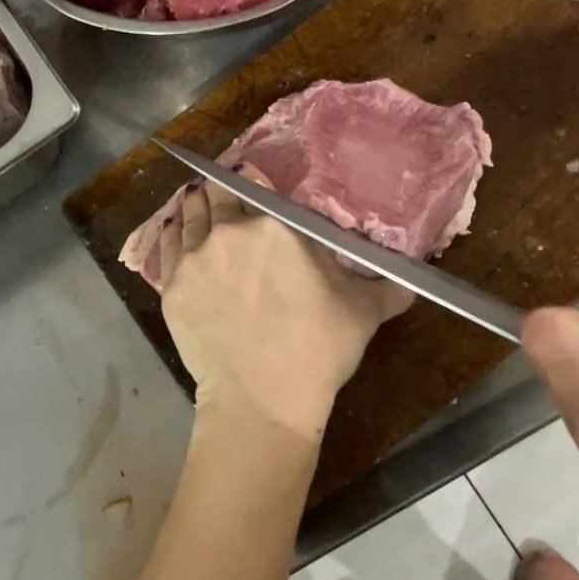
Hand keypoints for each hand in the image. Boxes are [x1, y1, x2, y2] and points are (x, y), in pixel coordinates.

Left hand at [158, 179, 410, 440]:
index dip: (255, 180)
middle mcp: (230, 231)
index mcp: (277, 227)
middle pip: (220, 194)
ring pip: (191, 214)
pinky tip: (175, 227)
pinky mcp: (172, 286)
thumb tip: (411, 281)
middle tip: (224, 189)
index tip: (254, 180)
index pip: (259, 185)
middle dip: (223, 188)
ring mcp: (195, 258)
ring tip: (197, 199)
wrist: (261, 400)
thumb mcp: (362, 313)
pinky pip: (167, 247)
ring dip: (196, 204)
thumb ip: (386, 287)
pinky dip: (172, 233)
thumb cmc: (317, 351)